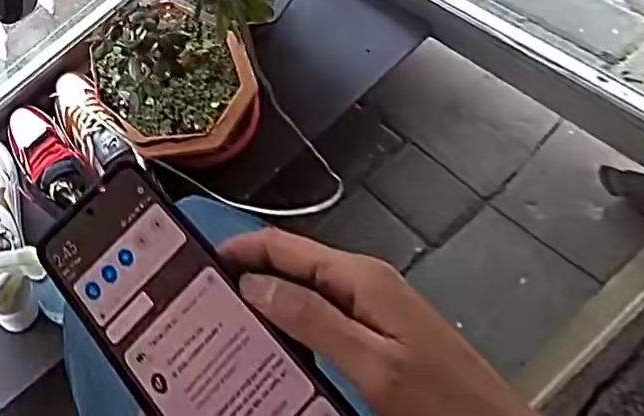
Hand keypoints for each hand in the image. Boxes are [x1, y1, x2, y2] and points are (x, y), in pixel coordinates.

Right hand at [218, 228, 534, 415]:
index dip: (239, 248)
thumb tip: (253, 283)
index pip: (282, 244)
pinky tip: (278, 346)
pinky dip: (294, 324)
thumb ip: (312, 317)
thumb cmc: (443, 403)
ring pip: (305, 293)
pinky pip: (323, 318)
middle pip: (291, 266)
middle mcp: (363, 282)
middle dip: (249, 276)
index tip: (200, 263)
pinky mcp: (381, 337)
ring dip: (269, 303)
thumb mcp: (374, 366)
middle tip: (209, 299)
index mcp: (359, 275)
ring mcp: (374, 309)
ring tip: (234, 322)